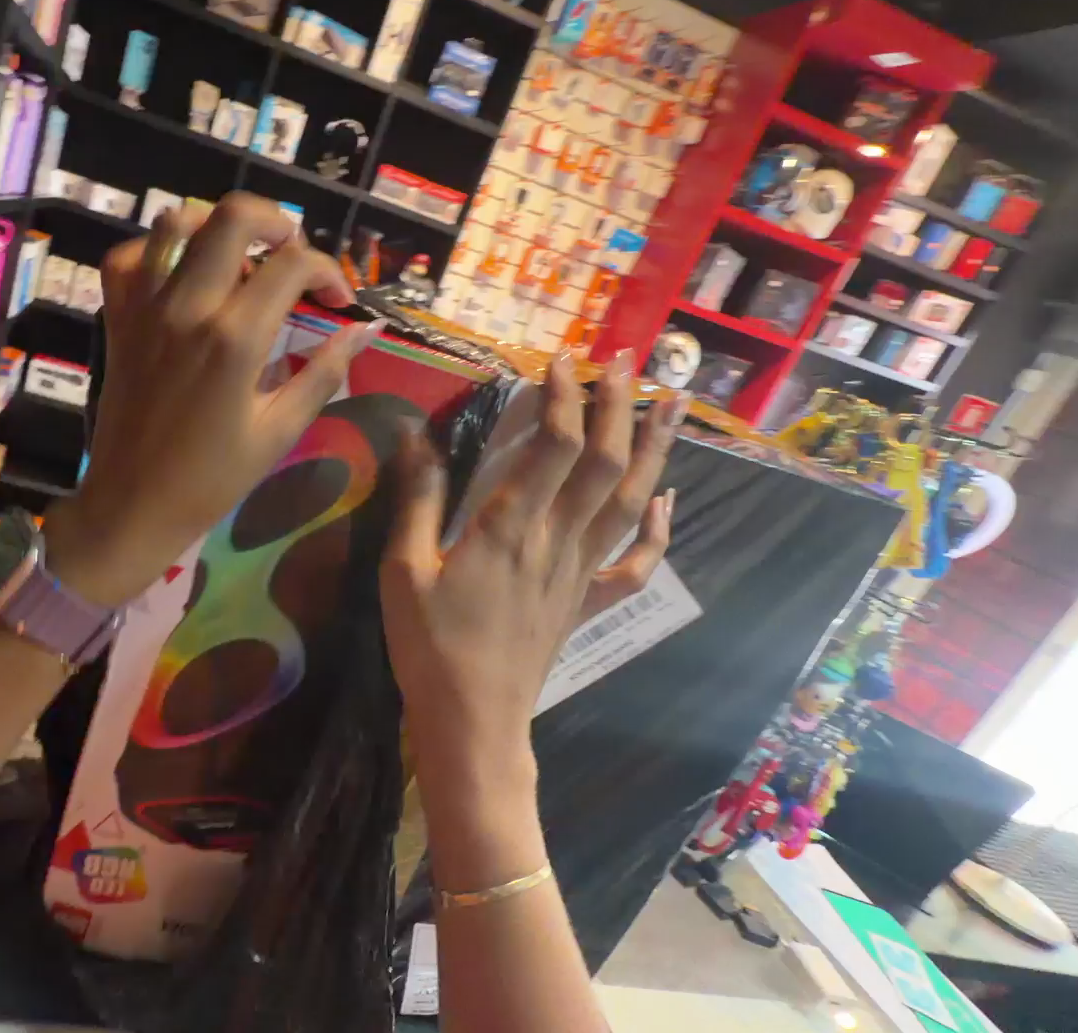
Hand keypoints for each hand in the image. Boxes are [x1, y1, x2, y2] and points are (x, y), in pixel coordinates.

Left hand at [45, 194, 373, 605]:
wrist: (133, 504)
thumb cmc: (213, 478)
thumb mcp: (280, 431)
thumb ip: (325, 372)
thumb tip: (365, 330)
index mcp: (235, 338)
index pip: (293, 265)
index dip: (327, 271)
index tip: (338, 301)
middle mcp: (188, 307)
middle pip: (234, 217)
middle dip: (277, 223)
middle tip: (293, 257)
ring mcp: (145, 308)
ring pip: (177, 223)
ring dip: (217, 228)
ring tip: (241, 261)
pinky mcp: (117, 318)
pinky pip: (128, 256)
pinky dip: (158, 250)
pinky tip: (182, 275)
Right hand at [380, 350, 687, 777]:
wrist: (474, 718)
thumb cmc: (430, 644)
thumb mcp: (404, 569)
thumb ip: (417, 500)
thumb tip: (415, 434)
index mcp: (511, 527)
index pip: (553, 445)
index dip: (563, 397)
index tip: (561, 358)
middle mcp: (559, 539)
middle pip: (606, 461)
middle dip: (619, 405)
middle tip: (629, 359)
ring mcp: (582, 570)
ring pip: (631, 499)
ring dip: (655, 447)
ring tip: (673, 403)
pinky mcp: (588, 600)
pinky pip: (637, 562)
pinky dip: (661, 529)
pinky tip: (670, 499)